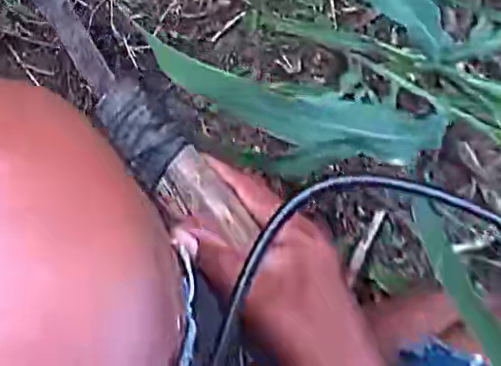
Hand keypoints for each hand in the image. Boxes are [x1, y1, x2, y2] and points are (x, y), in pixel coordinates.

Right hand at [183, 156, 382, 365]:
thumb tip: (183, 232)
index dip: (217, 170)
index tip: (193, 160)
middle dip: (219, 201)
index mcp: (297, 229)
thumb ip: (216, 257)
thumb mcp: (255, 292)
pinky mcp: (307, 284)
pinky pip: (265, 252)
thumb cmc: (317, 340)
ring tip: (203, 227)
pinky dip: (243, 249)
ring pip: (258, 231)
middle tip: (188, 196)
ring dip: (230, 227)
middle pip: (252, 207)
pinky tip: (230, 262)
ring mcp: (309, 262)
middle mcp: (306, 238)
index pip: (248, 185)